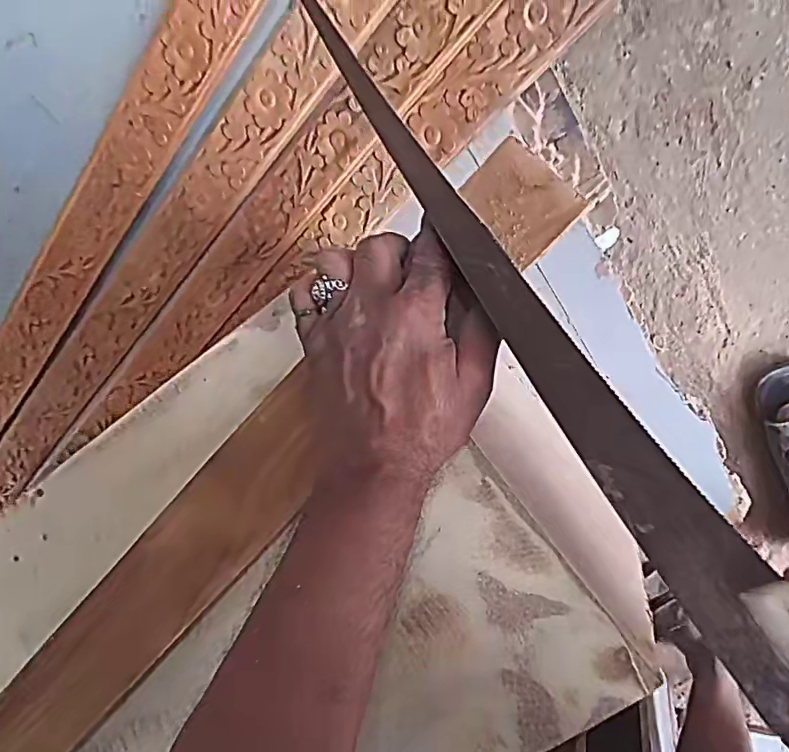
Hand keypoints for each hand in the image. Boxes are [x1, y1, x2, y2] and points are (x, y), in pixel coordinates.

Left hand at [290, 227, 498, 494]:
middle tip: (412, 276)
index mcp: (416, 315)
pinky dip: (319, 291)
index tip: (443, 250)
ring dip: (357, 266)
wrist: (372, 469)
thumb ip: (482, 330)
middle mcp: (371, 310)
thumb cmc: (420, 436)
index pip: (430, 251)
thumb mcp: (473, 386)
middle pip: (381, 245)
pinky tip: (339, 308)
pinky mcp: (314, 345)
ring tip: (374, 290)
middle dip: (401, 252)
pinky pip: (303, 296)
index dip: (441, 246)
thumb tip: (485, 292)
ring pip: (336, 259)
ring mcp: (336, 326)